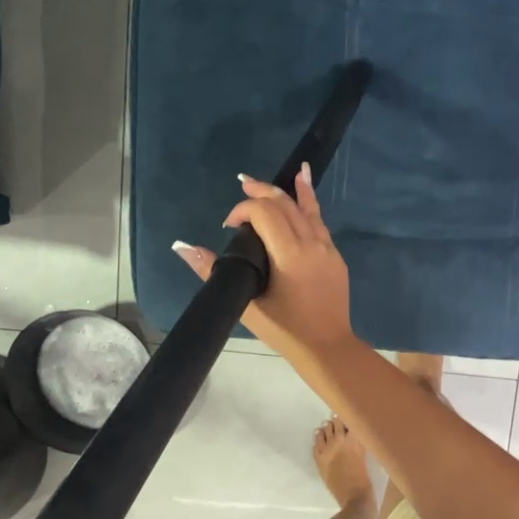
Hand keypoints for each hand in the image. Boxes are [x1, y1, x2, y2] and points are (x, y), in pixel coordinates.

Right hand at [174, 164, 354, 359]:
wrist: (328, 348)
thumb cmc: (286, 330)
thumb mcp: (247, 304)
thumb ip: (213, 272)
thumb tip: (183, 247)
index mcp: (290, 254)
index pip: (265, 212)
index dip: (243, 210)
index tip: (229, 226)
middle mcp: (311, 244)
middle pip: (285, 205)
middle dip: (262, 191)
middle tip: (243, 182)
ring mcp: (327, 249)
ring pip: (308, 209)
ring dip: (293, 190)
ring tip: (293, 170)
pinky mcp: (335, 257)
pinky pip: (320, 223)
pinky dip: (311, 205)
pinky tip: (307, 191)